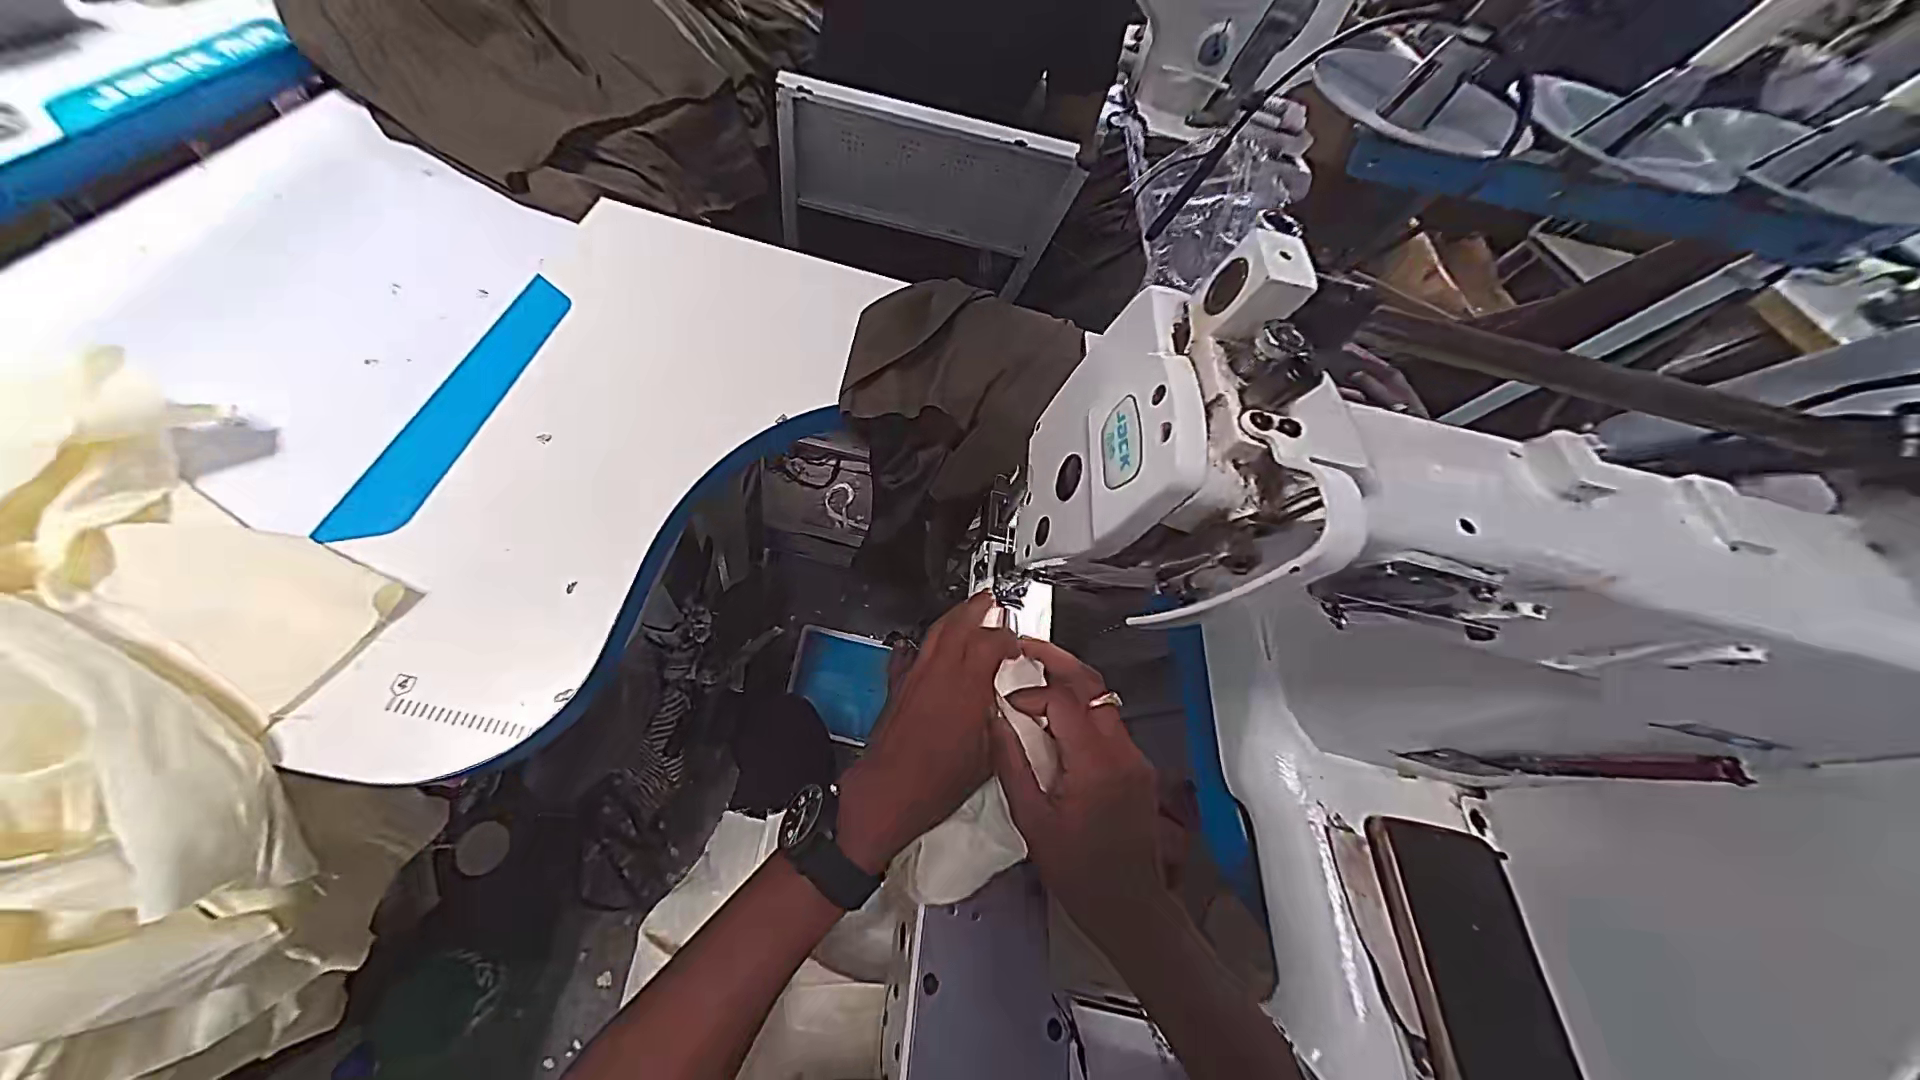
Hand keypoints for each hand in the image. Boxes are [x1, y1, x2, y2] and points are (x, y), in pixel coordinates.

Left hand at [838, 592, 1016, 872]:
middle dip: (977, 608)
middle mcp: (940, 672)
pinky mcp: (899, 685)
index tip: (1014, 641)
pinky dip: (922, 645)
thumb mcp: (987, 753)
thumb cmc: (934, 779)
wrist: (890, 789)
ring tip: (964, 613)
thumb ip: (996, 720)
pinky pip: (911, 652)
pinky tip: (923, 645)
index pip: (991, 641)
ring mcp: (916, 675)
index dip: (1007, 636)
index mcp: (968, 684)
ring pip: (935, 632)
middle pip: (959, 623)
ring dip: (953, 618)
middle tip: (988, 601)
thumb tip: (1001, 708)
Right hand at [992, 638, 1171, 941]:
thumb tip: (996, 723)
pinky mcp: (1136, 768)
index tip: (1008, 704)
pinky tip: (1056, 721)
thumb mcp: (1033, 821)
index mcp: (1096, 766)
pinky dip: (1080, 712)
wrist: (1130, 907)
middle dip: (1057, 661)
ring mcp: (1134, 760)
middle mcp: (1122, 754)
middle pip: (1093, 686)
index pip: (1064, 702)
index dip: (1031, 694)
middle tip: (1028, 649)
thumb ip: (1011, 765)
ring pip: (1103, 702)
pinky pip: (1107, 725)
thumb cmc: (1081, 875)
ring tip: (1036, 679)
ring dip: (1069, 685)